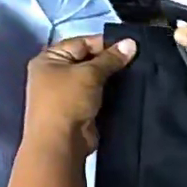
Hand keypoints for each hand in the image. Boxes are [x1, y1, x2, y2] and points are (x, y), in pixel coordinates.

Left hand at [24, 34, 136, 156]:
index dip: (105, 43)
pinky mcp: (80, 109)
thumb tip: (131, 43)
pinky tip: (129, 89)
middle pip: (88, 60)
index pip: (81, 42)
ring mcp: (68, 93)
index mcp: (50, 59)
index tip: (130, 46)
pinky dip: (111, 92)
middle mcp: (56, 74)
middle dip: (111, 61)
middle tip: (137, 60)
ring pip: (95, 79)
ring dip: (113, 78)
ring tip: (137, 73)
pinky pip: (98, 95)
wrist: (61, 143)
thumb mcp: (89, 74)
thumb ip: (111, 59)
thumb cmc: (68, 101)